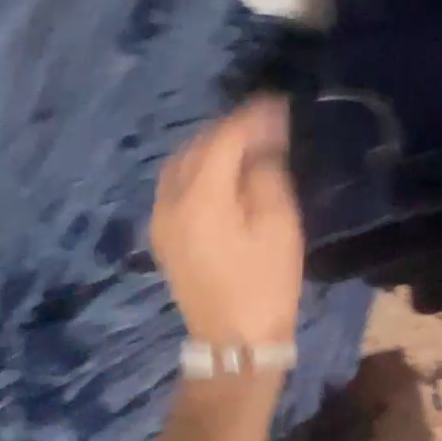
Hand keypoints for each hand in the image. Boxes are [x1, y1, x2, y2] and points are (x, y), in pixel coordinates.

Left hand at [151, 96, 303, 344]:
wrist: (235, 340)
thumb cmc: (266, 279)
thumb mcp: (279, 221)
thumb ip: (267, 170)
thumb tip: (265, 136)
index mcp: (200, 198)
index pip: (223, 138)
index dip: (252, 116)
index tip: (280, 100)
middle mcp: (170, 202)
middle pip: (197, 145)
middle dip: (231, 126)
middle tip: (269, 118)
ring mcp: (161, 219)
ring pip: (182, 161)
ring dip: (213, 143)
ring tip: (249, 138)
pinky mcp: (164, 232)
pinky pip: (176, 181)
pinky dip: (200, 163)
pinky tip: (226, 166)